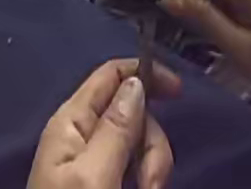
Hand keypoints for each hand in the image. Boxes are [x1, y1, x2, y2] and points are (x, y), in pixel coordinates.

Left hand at [27, 59, 178, 188]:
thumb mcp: (93, 178)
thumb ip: (116, 129)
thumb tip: (136, 83)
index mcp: (71, 123)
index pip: (110, 75)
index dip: (145, 73)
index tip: (179, 93)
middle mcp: (81, 138)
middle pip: (132, 113)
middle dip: (151, 144)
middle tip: (152, 185)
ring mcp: (91, 168)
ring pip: (138, 147)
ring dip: (151, 172)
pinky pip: (133, 173)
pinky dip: (145, 184)